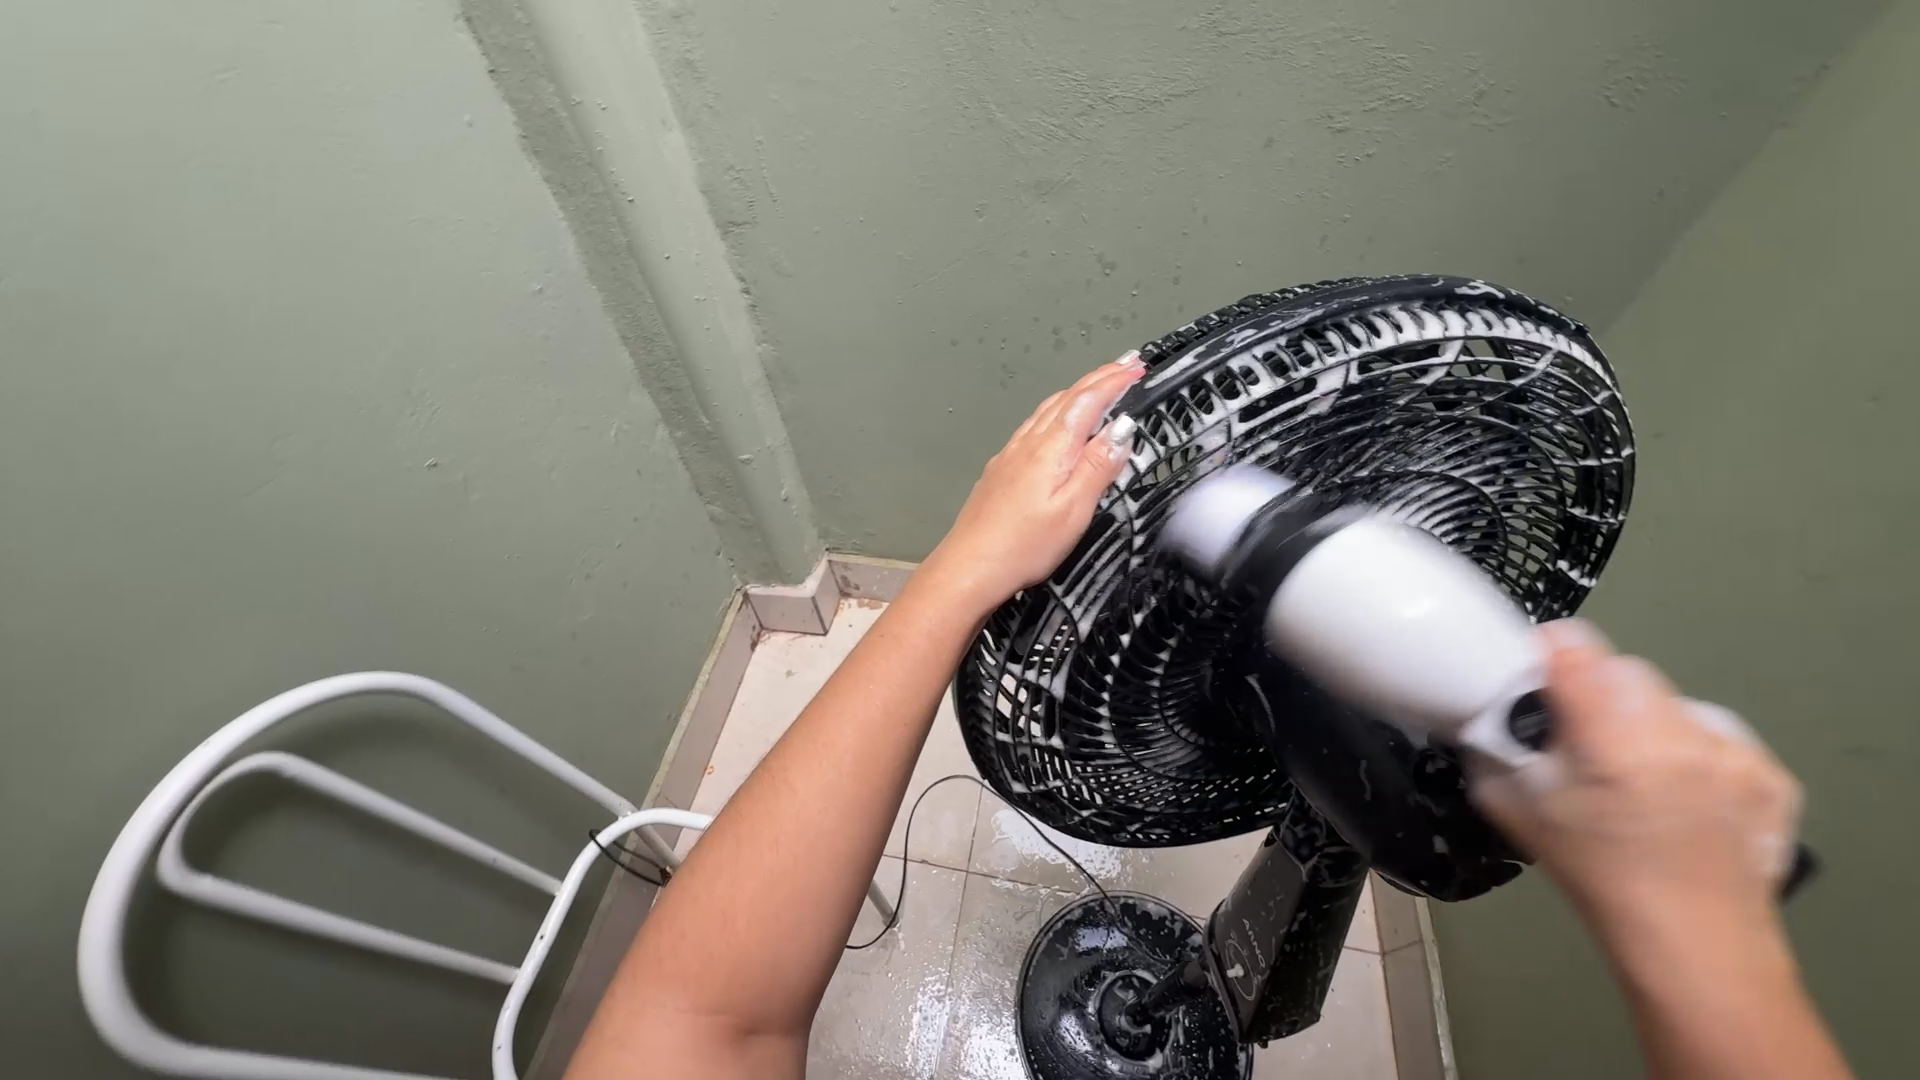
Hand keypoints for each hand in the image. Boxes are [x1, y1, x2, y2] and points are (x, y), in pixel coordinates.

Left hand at [919, 353, 1145, 616]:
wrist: (969, 567)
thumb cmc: (1023, 546)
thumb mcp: (1073, 509)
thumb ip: (1098, 466)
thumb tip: (1122, 427)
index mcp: (1052, 448)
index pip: (1088, 401)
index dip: (1114, 380)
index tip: (1137, 366)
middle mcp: (1028, 443)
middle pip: (1067, 398)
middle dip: (1099, 378)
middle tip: (1126, 365)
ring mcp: (1011, 454)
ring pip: (1047, 410)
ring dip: (1076, 393)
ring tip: (1097, 386)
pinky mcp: (1001, 470)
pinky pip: (1033, 426)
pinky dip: (1055, 412)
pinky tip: (1056, 423)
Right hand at [1471, 620, 1802, 940]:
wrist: (1688, 938)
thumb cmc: (1588, 868)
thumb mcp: (1505, 800)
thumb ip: (1491, 741)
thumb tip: (1486, 708)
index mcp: (1609, 738)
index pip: (1574, 645)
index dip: (1545, 650)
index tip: (1535, 672)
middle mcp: (1678, 735)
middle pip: (1620, 668)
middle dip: (1592, 690)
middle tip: (1576, 733)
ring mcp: (1732, 753)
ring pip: (1666, 698)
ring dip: (1639, 716)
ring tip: (1628, 764)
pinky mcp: (1768, 772)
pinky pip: (1711, 730)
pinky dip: (1685, 745)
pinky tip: (1672, 785)